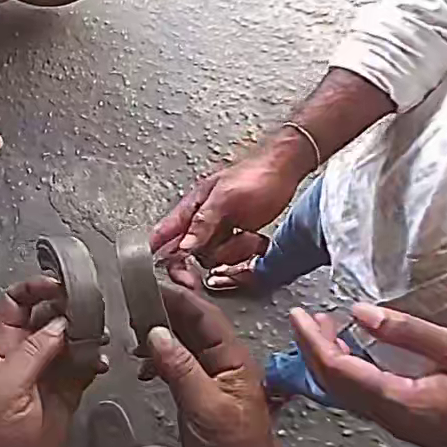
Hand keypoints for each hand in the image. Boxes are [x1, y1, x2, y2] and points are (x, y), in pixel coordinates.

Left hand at [0, 278, 102, 446]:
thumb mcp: (6, 390)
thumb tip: (59, 325)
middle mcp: (24, 358)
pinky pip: (82, 367)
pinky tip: (102, 361)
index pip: (16, 304)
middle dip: (67, 307)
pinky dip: (95, 360)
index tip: (60, 284)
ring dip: (85, 333)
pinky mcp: (64, 396)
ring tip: (99, 333)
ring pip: (68, 340)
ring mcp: (45, 376)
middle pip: (47, 318)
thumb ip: (33, 354)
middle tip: (89, 305)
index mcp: (1, 350)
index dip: (35, 289)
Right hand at [142, 283, 287, 446]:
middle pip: (191, 325)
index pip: (204, 316)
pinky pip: (174, 363)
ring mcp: (208, 376)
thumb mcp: (206, 408)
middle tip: (130, 307)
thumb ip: (181, 369)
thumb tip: (155, 333)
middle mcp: (222, 361)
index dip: (177, 298)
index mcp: (233, 358)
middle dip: (163, 313)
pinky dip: (156, 359)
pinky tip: (142, 366)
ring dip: (157, 336)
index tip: (147, 287)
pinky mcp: (195, 391)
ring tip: (131, 335)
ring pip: (181, 343)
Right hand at [150, 136, 309, 282]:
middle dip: (199, 263)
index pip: (162, 236)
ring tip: (245, 236)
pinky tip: (254, 240)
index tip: (175, 275)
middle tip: (202, 275)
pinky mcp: (234, 236)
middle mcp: (200, 222)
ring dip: (231, 252)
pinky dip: (245, 251)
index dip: (160, 257)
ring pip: (212, 257)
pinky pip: (232, 255)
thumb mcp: (225, 198)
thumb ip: (202, 223)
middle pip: (185, 254)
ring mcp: (217, 230)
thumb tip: (183, 247)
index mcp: (190, 209)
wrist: (285, 170)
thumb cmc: (254, 175)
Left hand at [289, 303, 446, 446]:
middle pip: (334, 385)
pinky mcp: (416, 429)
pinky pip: (367, 401)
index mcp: (403, 404)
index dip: (312, 340)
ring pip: (348, 395)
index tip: (299, 314)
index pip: (338, 370)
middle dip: (314, 349)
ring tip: (327, 328)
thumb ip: (408, 334)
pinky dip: (351, 374)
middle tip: (309, 316)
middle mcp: (395, 422)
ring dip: (331, 360)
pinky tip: (358, 353)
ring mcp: (405, 430)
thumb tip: (359, 313)